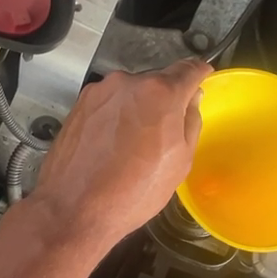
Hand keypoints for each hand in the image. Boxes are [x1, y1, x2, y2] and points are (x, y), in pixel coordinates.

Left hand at [27, 59, 211, 250]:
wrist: (75, 208)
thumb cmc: (131, 192)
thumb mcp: (180, 162)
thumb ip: (190, 122)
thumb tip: (191, 101)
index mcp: (161, 93)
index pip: (189, 69)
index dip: (199, 74)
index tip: (201, 78)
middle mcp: (129, 83)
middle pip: (158, 82)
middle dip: (165, 101)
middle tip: (165, 134)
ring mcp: (100, 91)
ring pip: (131, 93)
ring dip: (138, 110)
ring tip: (134, 147)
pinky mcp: (79, 104)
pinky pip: (109, 103)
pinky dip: (115, 118)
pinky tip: (112, 147)